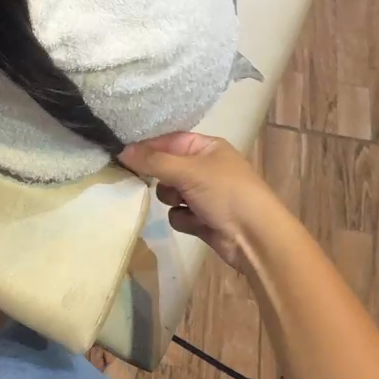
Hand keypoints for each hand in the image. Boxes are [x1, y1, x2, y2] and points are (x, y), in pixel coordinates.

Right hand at [119, 132, 290, 271]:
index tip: (124, 155)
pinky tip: (196, 222)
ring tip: (182, 202)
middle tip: (148, 180)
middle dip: (160, 176)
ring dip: (172, 198)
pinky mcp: (203, 219)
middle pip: (167, 166)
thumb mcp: (187, 170)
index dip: (148, 147)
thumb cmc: (225, 192)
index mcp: (208, 147)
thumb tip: (121, 151)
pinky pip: (178, 214)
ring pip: (170, 192)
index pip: (170, 140)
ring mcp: (205, 194)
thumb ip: (153, 161)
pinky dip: (183, 218)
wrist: (256, 238)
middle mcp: (206, 167)